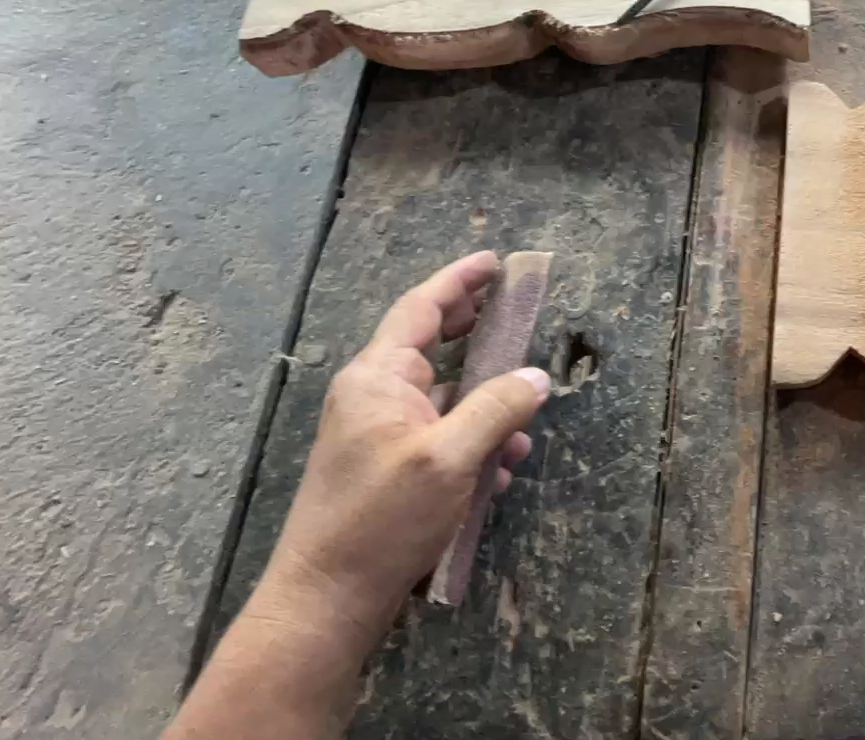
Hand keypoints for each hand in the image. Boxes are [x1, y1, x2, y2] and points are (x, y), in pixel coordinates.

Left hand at [256, 251, 549, 641]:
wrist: (327, 601)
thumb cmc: (381, 519)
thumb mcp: (450, 458)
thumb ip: (498, 407)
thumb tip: (537, 376)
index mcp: (378, 379)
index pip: (420, 309)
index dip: (460, 281)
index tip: (495, 262)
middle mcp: (377, 396)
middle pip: (431, 342)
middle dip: (475, 328)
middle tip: (514, 310)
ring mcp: (384, 432)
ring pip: (449, 395)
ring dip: (489, 405)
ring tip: (523, 430)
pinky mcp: (395, 465)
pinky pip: (447, 433)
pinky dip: (478, 441)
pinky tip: (500, 472)